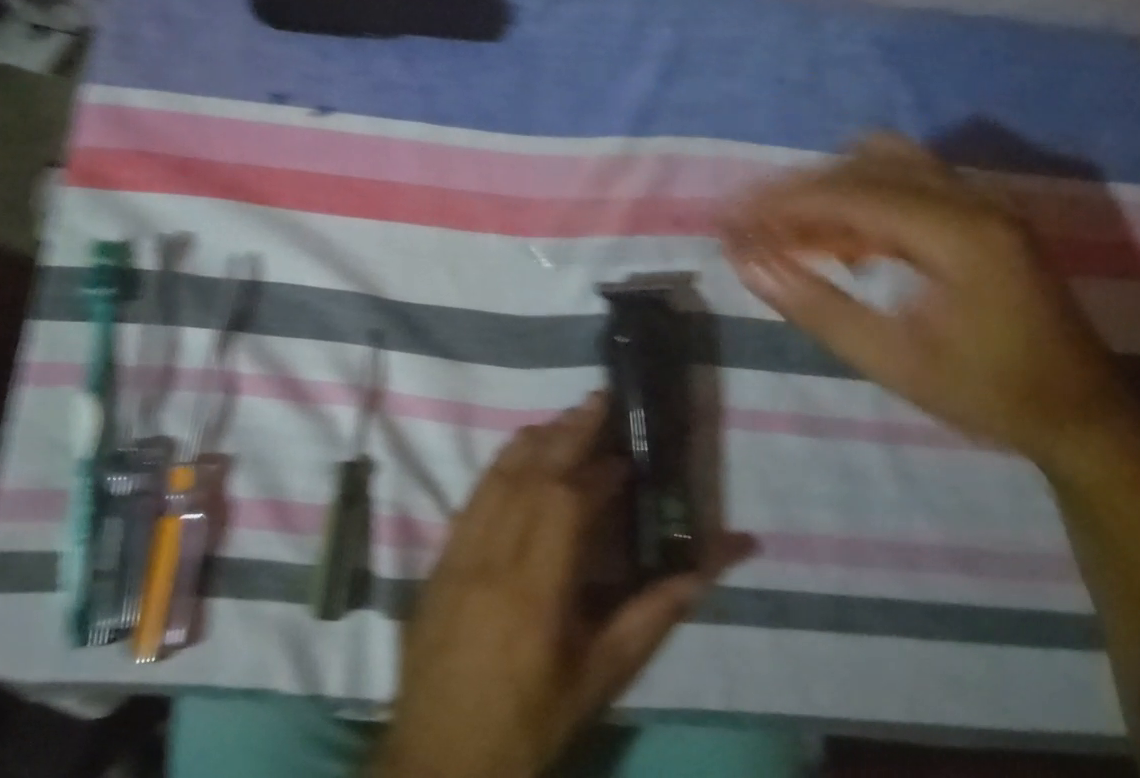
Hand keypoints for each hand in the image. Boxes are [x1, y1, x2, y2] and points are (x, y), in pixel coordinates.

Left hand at [373, 395, 752, 777]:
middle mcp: (488, 561)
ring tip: (564, 419)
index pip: (564, 504)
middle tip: (597, 398)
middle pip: (527, 476)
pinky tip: (517, 461)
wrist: (441, 758)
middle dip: (565, 432)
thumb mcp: (599, 679)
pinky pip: (469, 501)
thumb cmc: (530, 722)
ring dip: (530, 443)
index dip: (596, 471)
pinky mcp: (435, 565)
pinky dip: (498, 470)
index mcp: (533, 592)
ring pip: (492, 480)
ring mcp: (455, 558)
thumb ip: (651, 615)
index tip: (625, 457)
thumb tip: (705, 569)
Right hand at [721, 134, 1139, 468]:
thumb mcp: (893, 361)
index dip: (781, 204)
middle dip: (797, 193)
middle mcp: (972, 200)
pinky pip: (909, 187)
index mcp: (957, 233)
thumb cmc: (987, 394)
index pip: (849, 195)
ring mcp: (982, 205)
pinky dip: (862, 204)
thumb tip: (748, 265)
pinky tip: (837, 246)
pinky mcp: (982, 218)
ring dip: (829, 191)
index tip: (729, 221)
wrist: (1082, 415)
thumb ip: (817, 308)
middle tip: (746, 226)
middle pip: (863, 166)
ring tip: (785, 232)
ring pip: (886, 166)